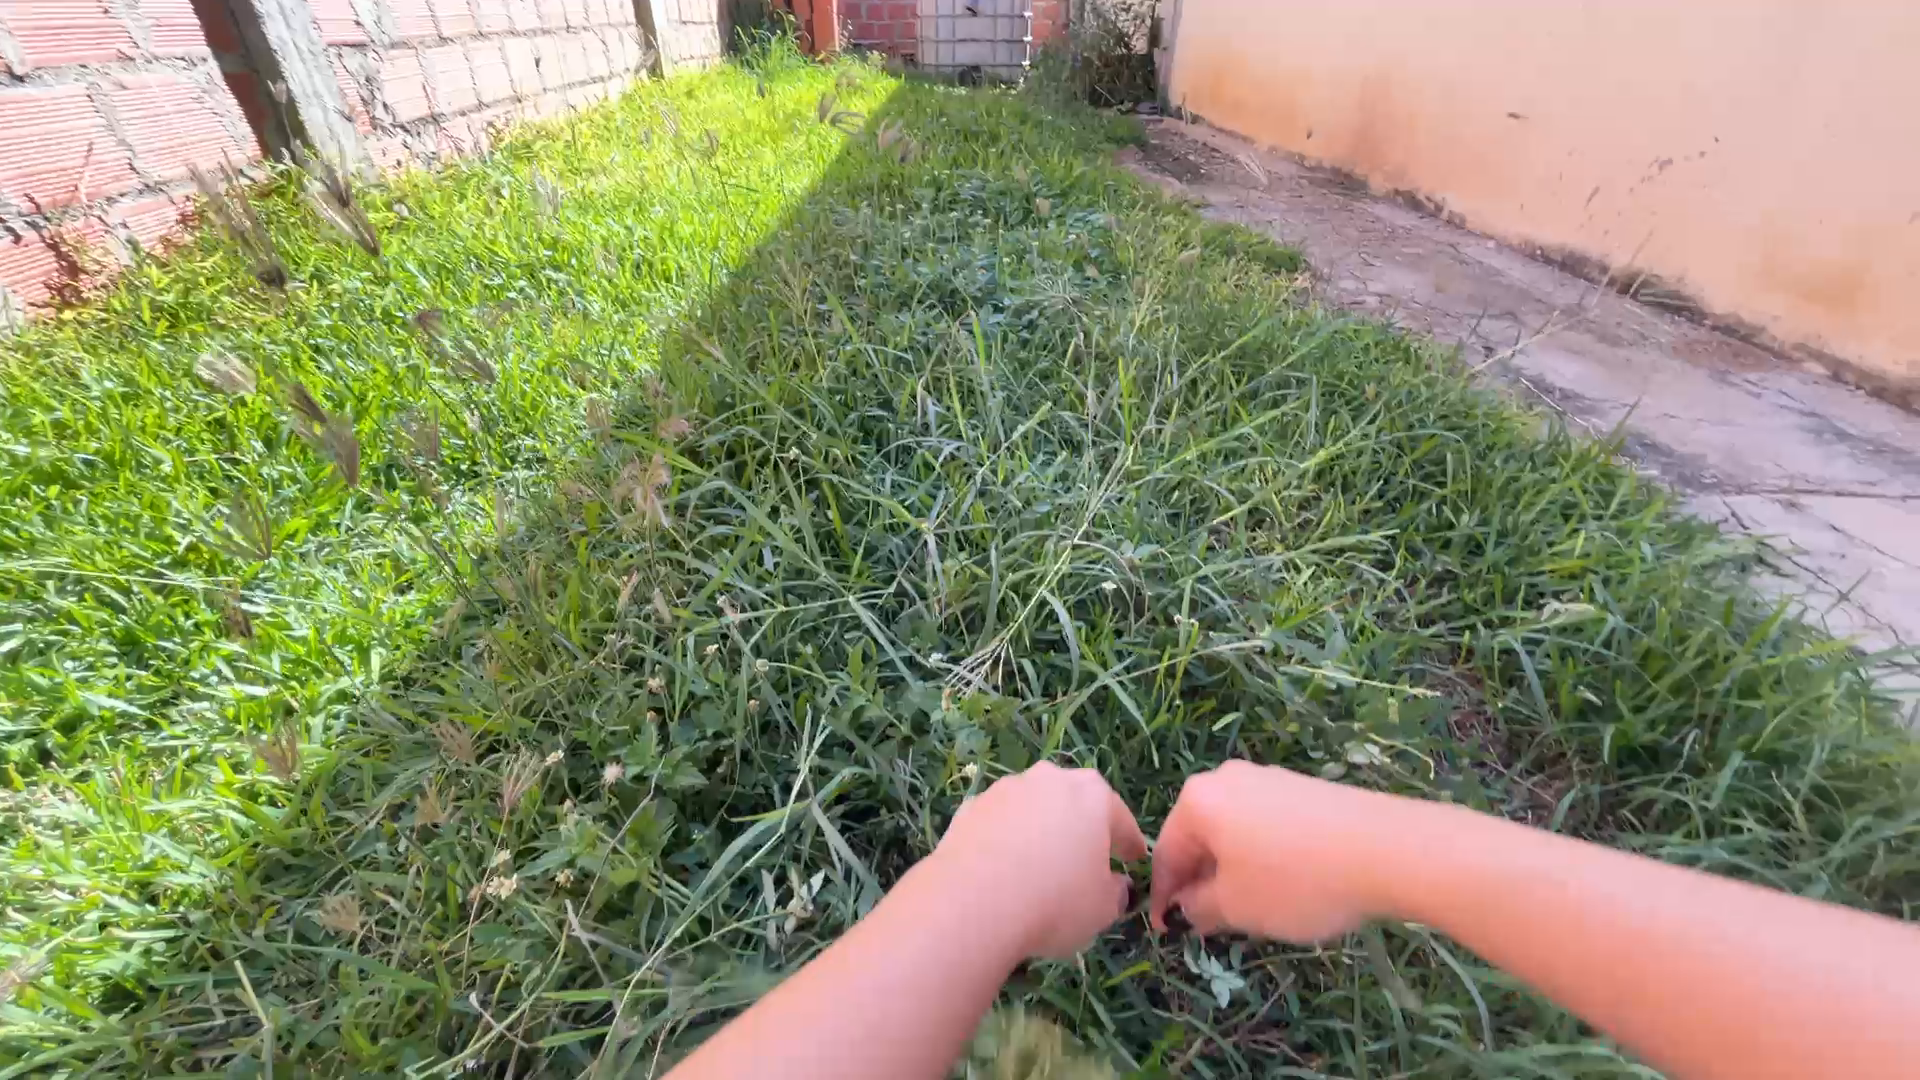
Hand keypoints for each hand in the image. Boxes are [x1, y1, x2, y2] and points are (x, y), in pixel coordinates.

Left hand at [929, 762, 1148, 957]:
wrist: (973, 901)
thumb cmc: (1054, 902)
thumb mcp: (1102, 909)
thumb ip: (1115, 892)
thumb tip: (1115, 885)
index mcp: (1092, 794)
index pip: (1120, 819)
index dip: (1129, 843)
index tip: (1133, 860)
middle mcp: (1050, 779)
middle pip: (1076, 803)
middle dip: (1083, 828)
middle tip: (1087, 860)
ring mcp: (1008, 788)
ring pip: (1035, 808)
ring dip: (1042, 830)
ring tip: (1041, 867)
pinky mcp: (973, 805)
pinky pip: (1002, 823)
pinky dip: (1008, 839)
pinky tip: (1005, 870)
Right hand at [1150, 760, 1395, 942]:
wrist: (1387, 848)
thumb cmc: (1296, 879)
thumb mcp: (1238, 907)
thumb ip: (1199, 909)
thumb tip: (1187, 907)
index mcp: (1197, 801)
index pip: (1166, 853)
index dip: (1163, 897)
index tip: (1167, 931)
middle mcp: (1223, 779)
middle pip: (1198, 836)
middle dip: (1198, 880)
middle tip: (1208, 921)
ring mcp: (1264, 778)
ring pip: (1231, 830)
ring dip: (1230, 868)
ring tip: (1249, 906)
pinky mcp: (1299, 787)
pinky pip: (1263, 823)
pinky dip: (1260, 854)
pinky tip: (1285, 881)